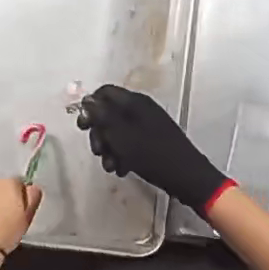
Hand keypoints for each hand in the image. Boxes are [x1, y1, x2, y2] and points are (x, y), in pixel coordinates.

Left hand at [0, 177, 42, 254]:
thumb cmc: (5, 233)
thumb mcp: (28, 217)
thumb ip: (32, 198)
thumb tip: (32, 189)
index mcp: (10, 183)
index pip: (19, 182)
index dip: (21, 196)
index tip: (21, 209)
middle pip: (1, 186)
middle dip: (4, 198)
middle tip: (7, 217)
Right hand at [76, 85, 230, 213]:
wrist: (185, 176)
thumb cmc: (152, 154)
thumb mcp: (121, 135)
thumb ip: (101, 116)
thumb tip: (86, 100)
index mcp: (134, 102)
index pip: (105, 93)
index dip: (90, 107)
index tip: (83, 127)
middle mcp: (141, 110)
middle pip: (109, 114)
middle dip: (99, 134)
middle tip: (98, 151)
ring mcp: (148, 126)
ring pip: (118, 132)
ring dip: (110, 149)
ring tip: (111, 166)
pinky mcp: (152, 142)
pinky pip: (130, 144)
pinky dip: (122, 155)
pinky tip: (123, 169)